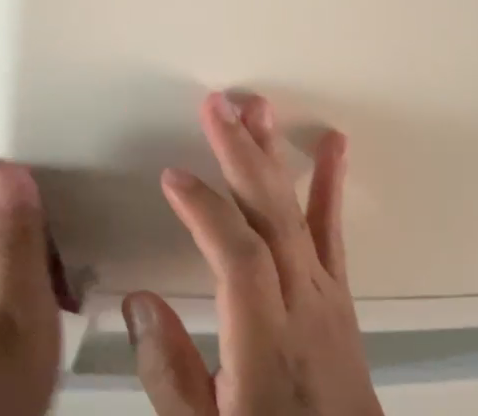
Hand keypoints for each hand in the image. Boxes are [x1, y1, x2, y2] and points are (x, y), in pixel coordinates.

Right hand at [125, 93, 381, 415]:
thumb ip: (169, 372)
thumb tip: (139, 303)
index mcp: (265, 343)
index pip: (238, 256)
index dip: (205, 209)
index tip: (173, 177)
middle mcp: (301, 308)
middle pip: (273, 216)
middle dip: (242, 155)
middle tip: (218, 106)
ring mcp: (325, 297)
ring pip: (300, 213)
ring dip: (276, 156)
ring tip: (260, 108)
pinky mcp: (338, 296)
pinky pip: (332, 230)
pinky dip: (330, 183)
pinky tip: (333, 146)